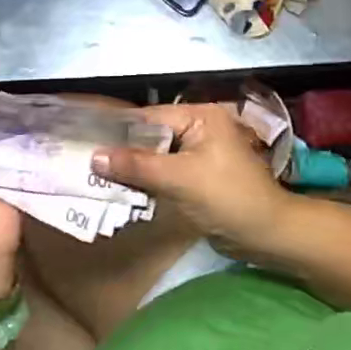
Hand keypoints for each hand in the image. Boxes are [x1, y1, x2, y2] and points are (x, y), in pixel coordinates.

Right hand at [91, 102, 291, 255]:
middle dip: (123, 151)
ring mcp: (200, 153)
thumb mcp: (179, 179)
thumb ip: (137, 165)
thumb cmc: (227, 197)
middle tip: (85, 163)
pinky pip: (166, 172)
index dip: (118, 131)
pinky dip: (148, 181)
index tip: (84, 142)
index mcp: (200, 116)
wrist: (266, 233)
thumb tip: (95, 155)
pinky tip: (123, 191)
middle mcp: (200, 128)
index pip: (150, 117)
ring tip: (96, 178)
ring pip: (157, 156)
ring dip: (133, 169)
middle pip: (152, 135)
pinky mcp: (198, 176)